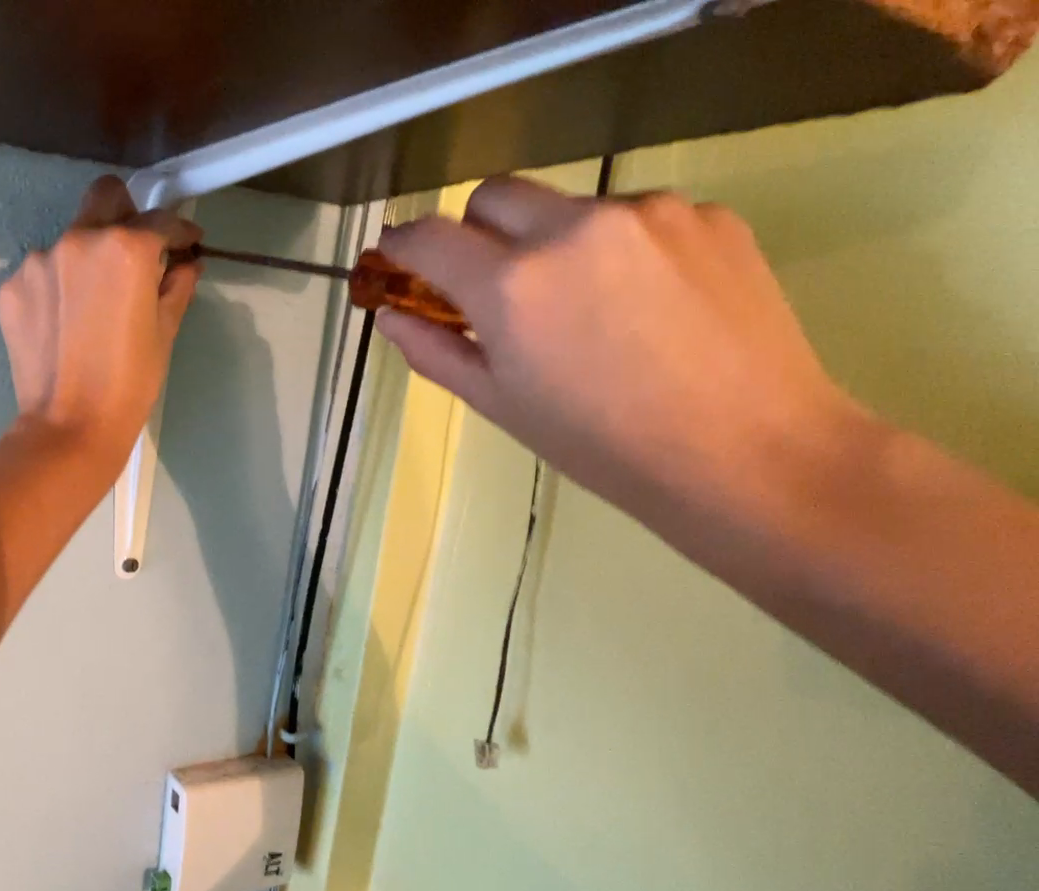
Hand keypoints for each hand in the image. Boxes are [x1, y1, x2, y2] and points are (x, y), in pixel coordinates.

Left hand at [0, 175, 202, 460]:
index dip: (179, 233)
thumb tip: (186, 262)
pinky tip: (64, 323)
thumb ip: (177, 284)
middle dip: (126, 216)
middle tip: (136, 254)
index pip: (159, 220)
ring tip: (93, 304)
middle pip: (105, 198)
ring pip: (69, 239)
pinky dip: (57, 288)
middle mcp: (77, 240)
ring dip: (86, 259)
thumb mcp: (164, 331)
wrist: (69, 427)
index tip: (186, 247)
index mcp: (125, 247)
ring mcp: (37, 263)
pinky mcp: (11, 289)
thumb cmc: (129, 383)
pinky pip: (41, 273)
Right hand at [376, 175, 868, 516]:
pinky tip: (647, 305)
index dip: (403, 244)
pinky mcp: (708, 213)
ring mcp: (647, 213)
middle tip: (491, 282)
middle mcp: (573, 228)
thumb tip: (390, 315)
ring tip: (589, 308)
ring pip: (570, 206)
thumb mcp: (500, 403)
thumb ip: (435, 350)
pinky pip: (636, 217)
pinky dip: (619, 249)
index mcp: (512, 285)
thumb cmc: (600, 443)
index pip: (431, 237)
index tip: (397, 256)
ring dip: (554, 242)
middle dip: (476, 230)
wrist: (745, 449)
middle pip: (496, 195)